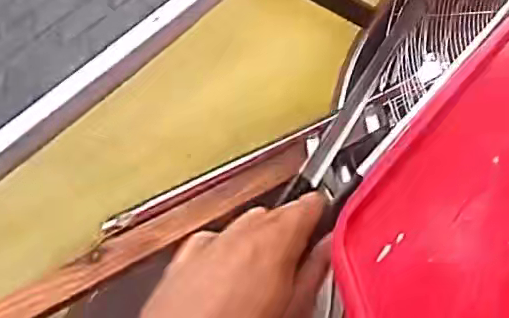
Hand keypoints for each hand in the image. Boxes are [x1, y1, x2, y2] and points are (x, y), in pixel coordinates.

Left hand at [139, 193, 329, 317]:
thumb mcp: (294, 306)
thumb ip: (318, 267)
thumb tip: (330, 245)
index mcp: (281, 233)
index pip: (315, 200)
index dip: (322, 216)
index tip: (321, 235)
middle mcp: (245, 229)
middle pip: (281, 210)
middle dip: (288, 231)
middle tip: (290, 265)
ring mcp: (209, 245)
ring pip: (246, 223)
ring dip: (255, 239)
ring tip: (254, 275)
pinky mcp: (178, 265)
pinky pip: (206, 242)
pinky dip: (216, 251)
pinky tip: (218, 275)